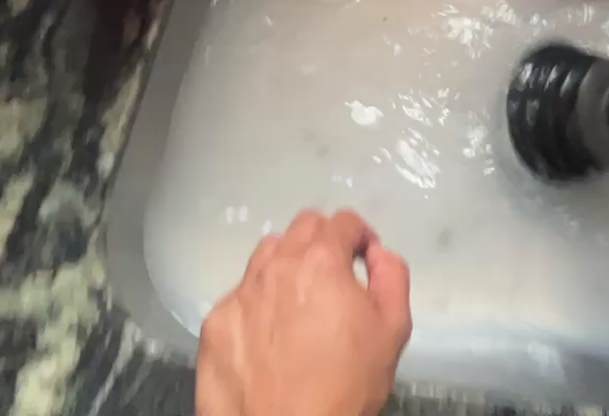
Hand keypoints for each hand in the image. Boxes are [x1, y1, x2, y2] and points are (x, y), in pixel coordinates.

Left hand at [196, 209, 412, 415]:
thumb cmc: (345, 386)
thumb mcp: (393, 330)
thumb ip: (392, 277)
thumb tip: (377, 253)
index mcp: (322, 260)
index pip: (344, 221)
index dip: (361, 236)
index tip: (365, 259)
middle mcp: (278, 265)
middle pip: (304, 226)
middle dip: (325, 240)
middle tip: (335, 276)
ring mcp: (241, 293)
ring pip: (268, 253)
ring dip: (288, 263)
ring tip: (298, 300)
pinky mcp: (216, 324)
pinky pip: (241, 294)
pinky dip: (258, 302)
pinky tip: (268, 334)